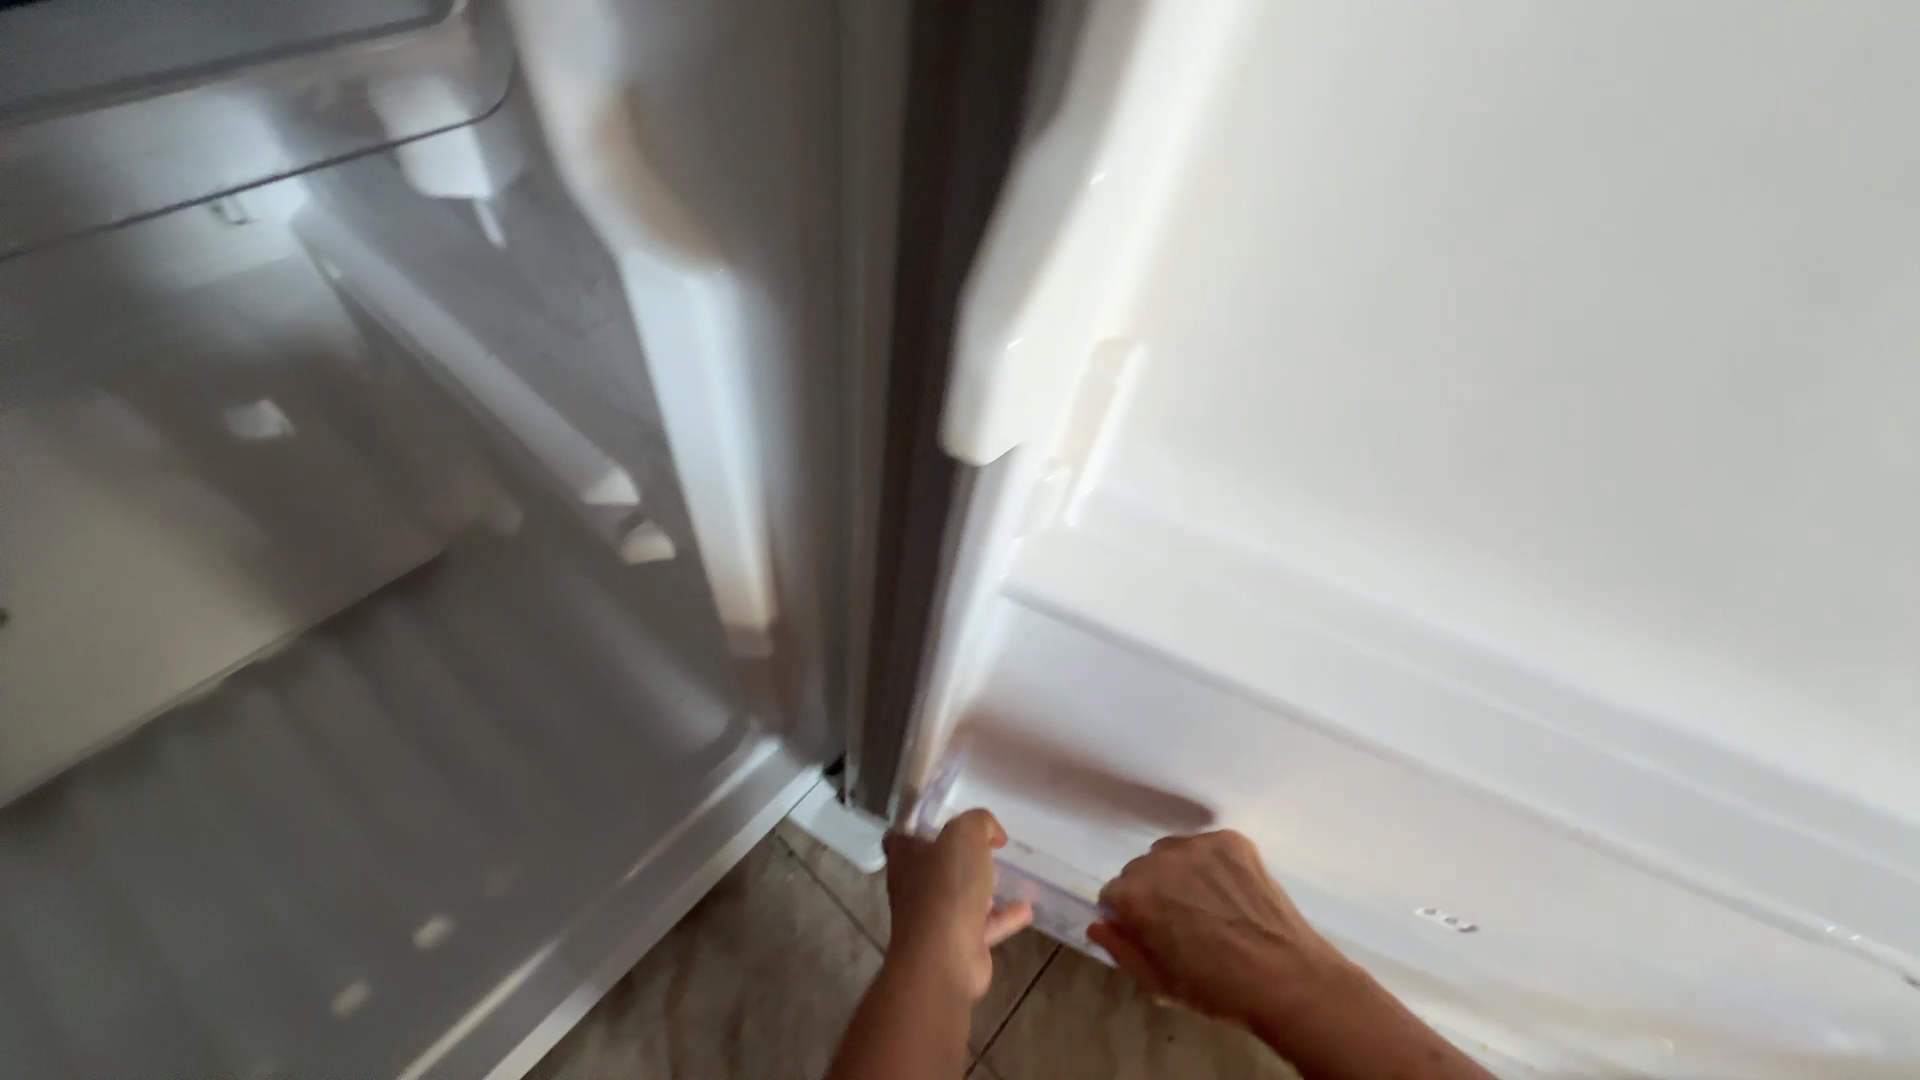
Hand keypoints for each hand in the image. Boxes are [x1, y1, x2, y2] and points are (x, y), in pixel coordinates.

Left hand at [883, 809, 1033, 1000]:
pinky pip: (983, 924)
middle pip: (933, 865)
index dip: (921, 825)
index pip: (901, 835)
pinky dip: (1004, 916)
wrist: (943, 960)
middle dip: (955, 856)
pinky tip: (1026, 908)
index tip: (947, 819)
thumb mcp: (964, 835)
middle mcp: (914, 886)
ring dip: (981, 886)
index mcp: (905, 856)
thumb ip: (979, 822)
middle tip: (983, 845)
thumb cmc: (946, 889)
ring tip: (1004, 873)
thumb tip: (992, 833)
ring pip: (958, 895)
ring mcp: (934, 918)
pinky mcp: (956, 944)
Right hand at [1088, 830, 1353, 1028]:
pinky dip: (1213, 864)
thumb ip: (1121, 949)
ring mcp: (1198, 845)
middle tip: (1182, 921)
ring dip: (1180, 872)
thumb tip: (1098, 925)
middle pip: (1141, 870)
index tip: (1150, 932)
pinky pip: (1207, 847)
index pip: (1113, 894)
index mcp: (1135, 894)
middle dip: (1153, 891)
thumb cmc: (1217, 990)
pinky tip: (1231, 892)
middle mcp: (1159, 859)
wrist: (1288, 980)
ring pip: (1172, 853)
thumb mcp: (1159, 982)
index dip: (1130, 916)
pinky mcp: (1231, 839)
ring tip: (1208, 904)